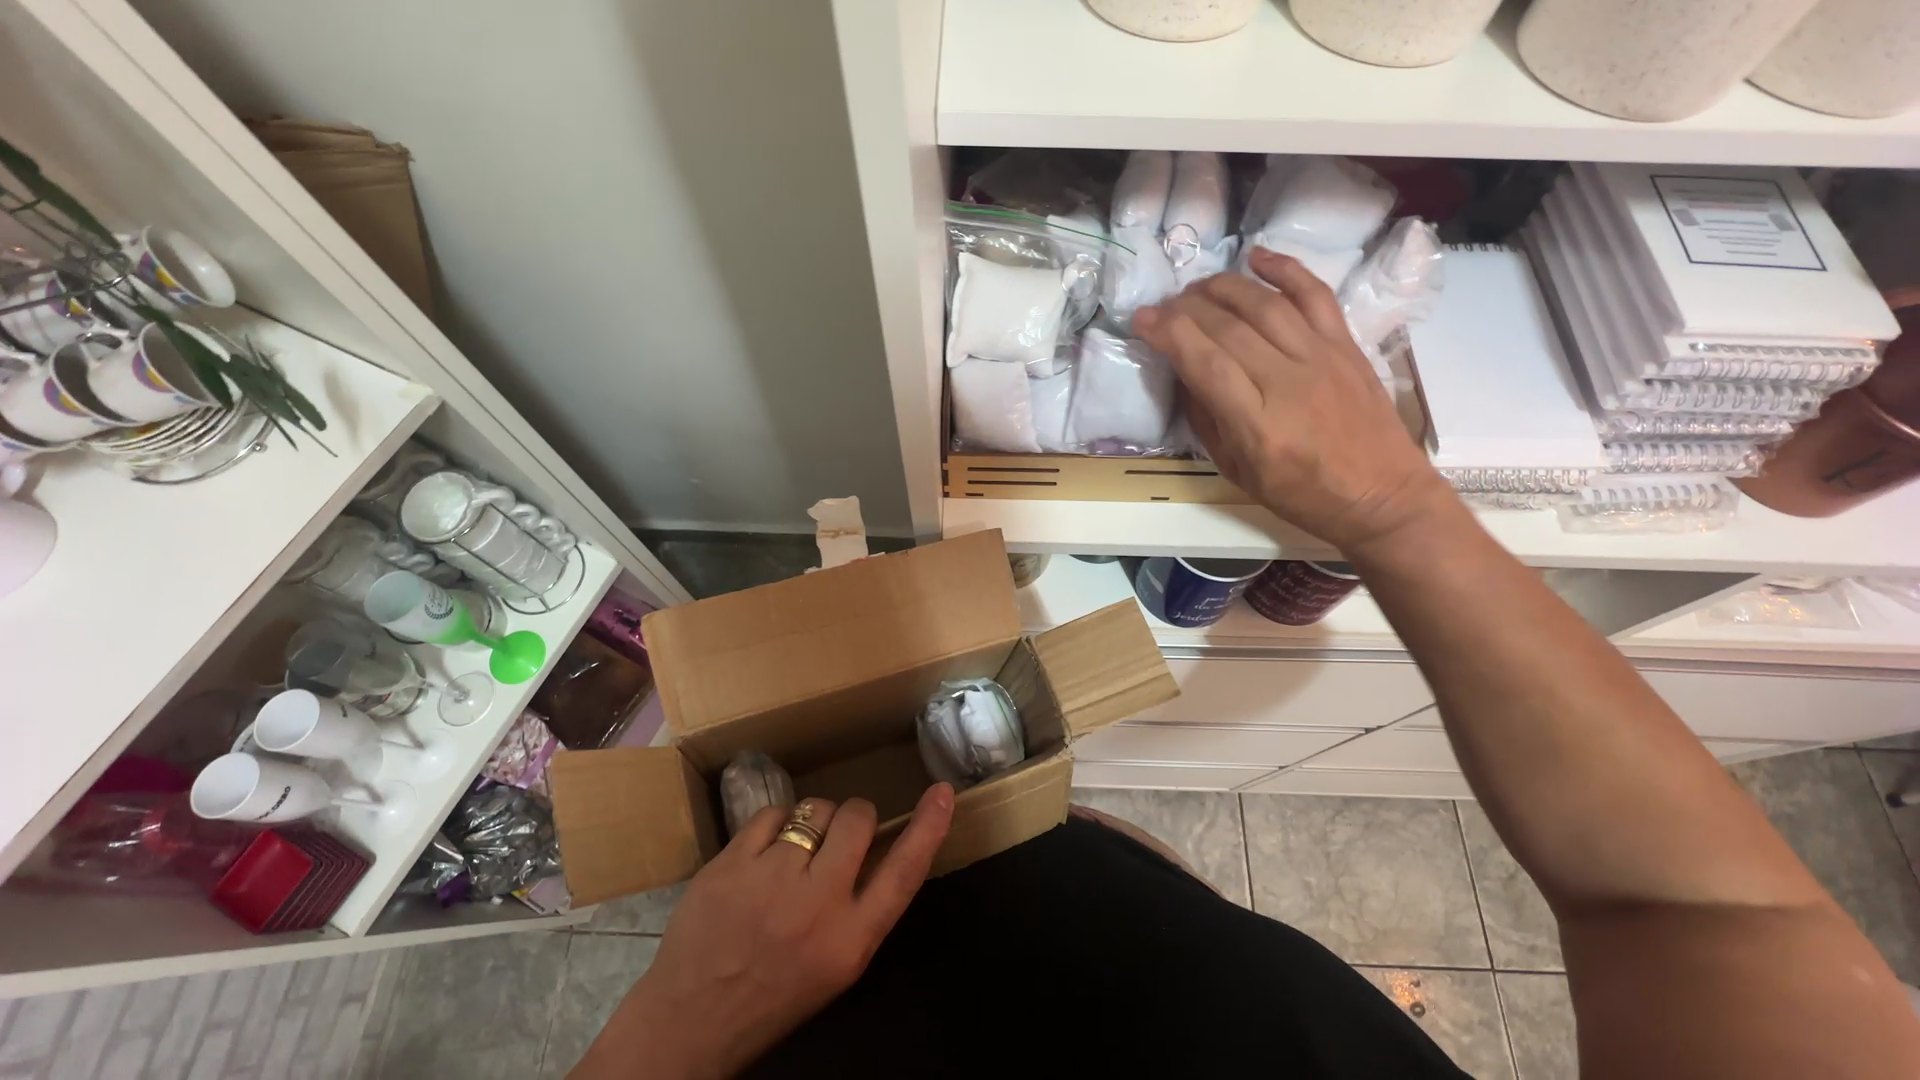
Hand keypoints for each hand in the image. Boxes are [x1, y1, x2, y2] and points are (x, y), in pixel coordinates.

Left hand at [571, 785, 954, 1079]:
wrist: (694, 1018)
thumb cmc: (776, 995)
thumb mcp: (838, 965)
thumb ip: (863, 908)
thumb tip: (878, 846)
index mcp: (851, 939)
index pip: (904, 872)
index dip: (928, 828)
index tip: (943, 792)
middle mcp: (817, 904)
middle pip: (856, 819)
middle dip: (854, 817)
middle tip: (838, 836)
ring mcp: (770, 880)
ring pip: (813, 810)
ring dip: (812, 821)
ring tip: (794, 850)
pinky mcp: (730, 864)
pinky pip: (770, 813)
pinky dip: (774, 824)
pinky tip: (763, 853)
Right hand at [1133, 248, 1458, 555]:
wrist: (1381, 495)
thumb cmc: (1303, 494)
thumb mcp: (1238, 471)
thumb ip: (1207, 420)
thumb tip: (1183, 371)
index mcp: (1259, 426)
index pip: (1205, 362)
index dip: (1169, 333)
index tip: (1142, 320)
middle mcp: (1289, 383)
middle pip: (1229, 327)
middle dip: (1187, 309)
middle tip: (1164, 306)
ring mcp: (1322, 358)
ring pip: (1265, 304)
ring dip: (1223, 287)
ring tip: (1197, 288)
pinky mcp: (1346, 345)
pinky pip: (1314, 294)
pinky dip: (1285, 269)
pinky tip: (1256, 257)